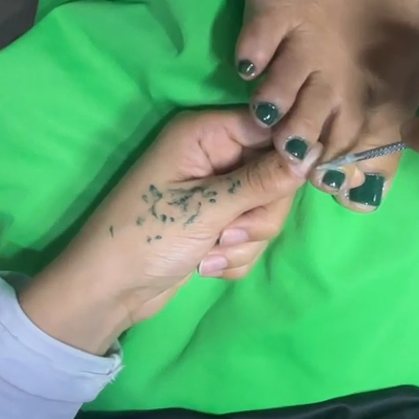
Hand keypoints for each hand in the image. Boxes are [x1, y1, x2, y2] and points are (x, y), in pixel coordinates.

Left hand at [21, 109, 306, 353]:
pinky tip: (204, 264)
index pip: (268, 125)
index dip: (288, 152)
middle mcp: (213, 155)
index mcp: (204, 134)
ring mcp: (217, 191)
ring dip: (245, 239)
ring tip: (209, 251)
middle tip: (228, 231)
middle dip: (259, 211)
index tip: (292, 183)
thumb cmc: (146, 238)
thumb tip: (310, 156)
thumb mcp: (206, 209)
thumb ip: (262, 182)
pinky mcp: (218, 223)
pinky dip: (235, 254)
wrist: (108, 293)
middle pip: (276, 172)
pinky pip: (253, 233)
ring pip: (268, 208)